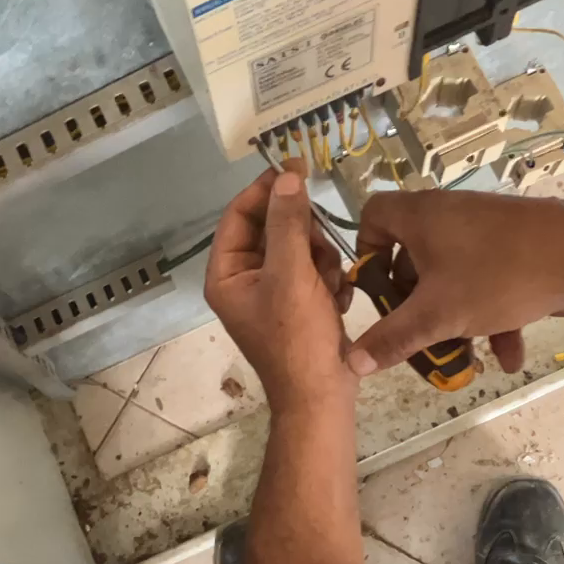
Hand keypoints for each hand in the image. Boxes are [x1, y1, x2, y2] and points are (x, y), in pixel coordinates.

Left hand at [206, 164, 357, 413]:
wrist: (322, 395)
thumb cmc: (298, 338)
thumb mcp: (292, 275)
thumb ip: (288, 222)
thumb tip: (286, 176)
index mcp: (226, 275)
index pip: (240, 215)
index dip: (267, 191)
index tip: (297, 169)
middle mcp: (244, 280)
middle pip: (274, 229)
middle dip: (304, 237)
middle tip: (321, 253)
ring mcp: (272, 293)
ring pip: (300, 247)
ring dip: (322, 260)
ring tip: (330, 286)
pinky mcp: (299, 303)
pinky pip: (315, 270)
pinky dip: (329, 279)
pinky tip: (337, 300)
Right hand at [348, 190, 563, 376]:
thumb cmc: (497, 277)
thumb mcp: (436, 316)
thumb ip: (392, 340)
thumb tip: (351, 362)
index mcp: (421, 218)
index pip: (373, 217)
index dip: (367, 253)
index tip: (375, 291)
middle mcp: (450, 217)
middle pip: (414, 260)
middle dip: (414, 306)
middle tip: (416, 335)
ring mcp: (486, 232)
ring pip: (453, 279)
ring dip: (454, 322)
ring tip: (464, 359)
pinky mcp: (517, 248)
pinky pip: (488, 283)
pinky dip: (493, 318)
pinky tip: (508, 357)